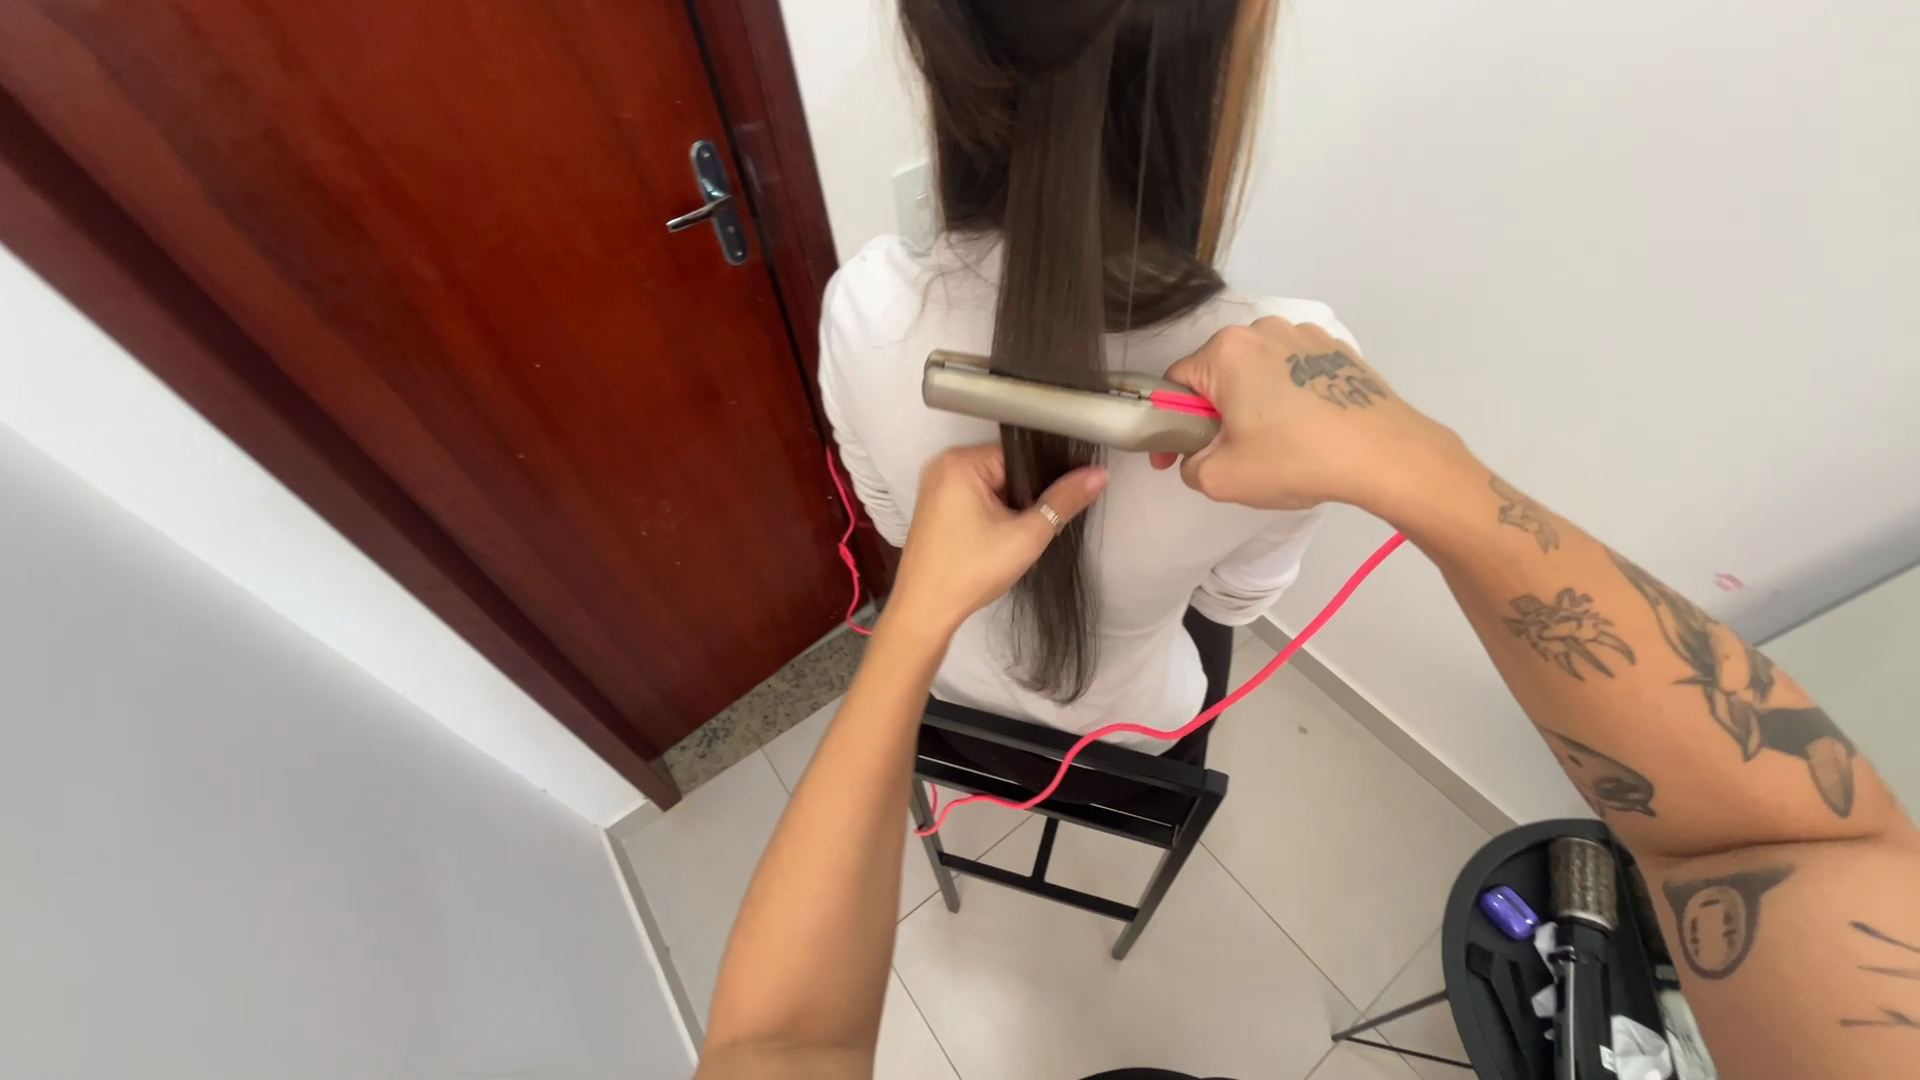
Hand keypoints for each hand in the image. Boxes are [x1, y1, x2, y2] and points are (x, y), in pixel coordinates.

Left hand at [887, 444, 1106, 635]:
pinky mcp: (935, 507)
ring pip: (992, 485)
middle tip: (1036, 523)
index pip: (1020, 453)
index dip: (1045, 476)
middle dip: (1027, 493)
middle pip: (1005, 467)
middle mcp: (943, 465)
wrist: (925, 611)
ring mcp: (935, 486)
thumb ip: (1063, 501)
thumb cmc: (970, 572)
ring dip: (1010, 505)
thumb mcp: (1027, 536)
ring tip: (1017, 533)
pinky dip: (992, 513)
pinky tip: (998, 537)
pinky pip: (974, 497)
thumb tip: (1097, 476)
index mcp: (961, 462)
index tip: (1058, 501)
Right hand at [1149, 316, 1467, 512]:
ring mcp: (1305, 335)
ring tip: (1271, 443)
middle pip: (1216, 375)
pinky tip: (1303, 430)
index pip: (1174, 384)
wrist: (1385, 456)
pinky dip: (1286, 398)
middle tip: (1227, 454)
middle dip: (1212, 414)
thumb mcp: (1218, 478)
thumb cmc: (1295, 460)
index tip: (1176, 458)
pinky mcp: (1337, 350)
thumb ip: (1187, 465)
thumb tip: (1198, 455)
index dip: (1169, 424)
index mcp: (1226, 352)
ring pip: (1255, 373)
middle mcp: (1263, 330)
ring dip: (1249, 404)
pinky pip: (1292, 373)